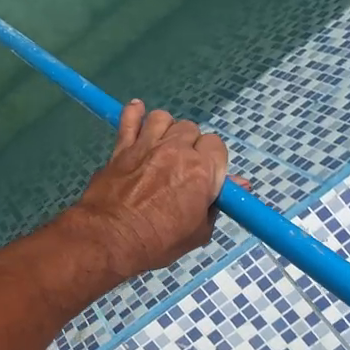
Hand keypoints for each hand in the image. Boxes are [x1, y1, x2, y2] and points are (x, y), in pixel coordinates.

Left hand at [66, 100, 235, 277]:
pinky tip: (137, 110)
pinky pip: (128, 119)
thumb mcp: (200, 230)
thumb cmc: (160, 240)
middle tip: (182, 166)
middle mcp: (175, 149)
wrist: (111, 235)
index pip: (216, 145)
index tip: (206, 174)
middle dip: (190, 144)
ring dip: (166, 128)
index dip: (212, 159)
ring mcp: (146, 144)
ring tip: (162, 145)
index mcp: (201, 169)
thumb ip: (217, 203)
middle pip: (190, 129)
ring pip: (162, 118)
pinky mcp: (121, 147)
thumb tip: (238, 184)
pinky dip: (134, 113)